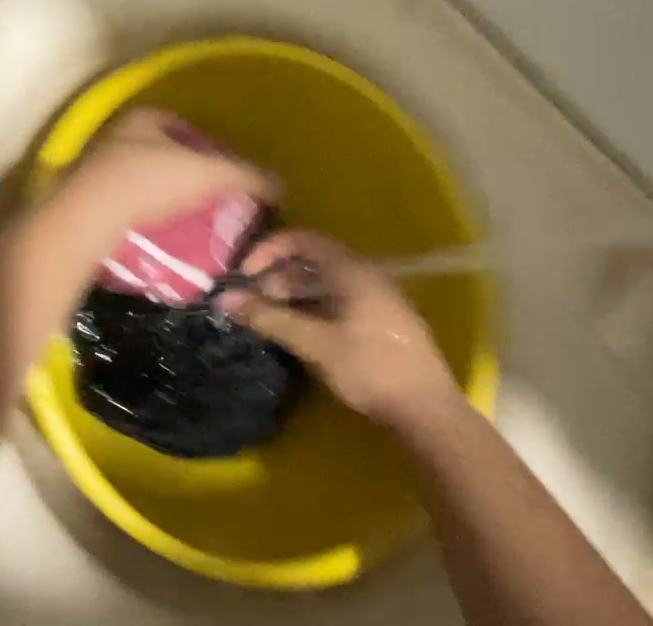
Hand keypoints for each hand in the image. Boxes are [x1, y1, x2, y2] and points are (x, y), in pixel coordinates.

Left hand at [22, 108, 273, 274]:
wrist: (87, 219)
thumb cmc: (148, 182)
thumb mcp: (208, 175)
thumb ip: (245, 176)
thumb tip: (280, 184)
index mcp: (141, 119)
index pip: (179, 123)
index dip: (203, 141)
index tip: (221, 166)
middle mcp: (114, 136)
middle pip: (157, 149)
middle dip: (181, 168)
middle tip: (207, 193)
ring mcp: (95, 168)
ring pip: (137, 176)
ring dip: (159, 193)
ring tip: (187, 217)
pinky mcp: (84, 199)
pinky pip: (121, 202)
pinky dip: (140, 213)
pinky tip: (157, 232)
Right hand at [222, 230, 463, 432]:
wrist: (428, 412)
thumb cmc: (370, 368)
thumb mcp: (314, 343)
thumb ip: (269, 318)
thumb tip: (224, 300)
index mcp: (351, 270)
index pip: (302, 239)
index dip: (268, 250)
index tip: (246, 275)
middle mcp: (365, 276)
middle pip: (312, 261)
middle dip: (277, 277)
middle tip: (256, 304)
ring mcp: (376, 299)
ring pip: (324, 284)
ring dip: (293, 296)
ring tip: (273, 321)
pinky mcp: (380, 322)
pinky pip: (337, 301)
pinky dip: (312, 309)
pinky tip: (300, 335)